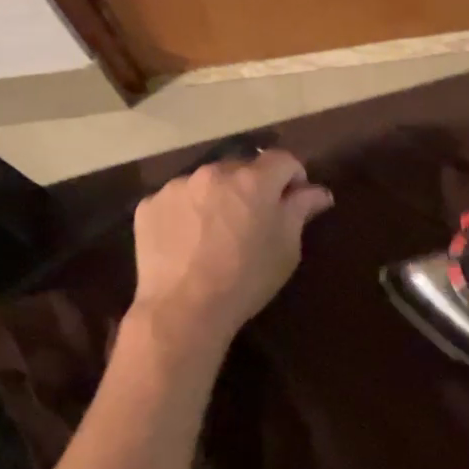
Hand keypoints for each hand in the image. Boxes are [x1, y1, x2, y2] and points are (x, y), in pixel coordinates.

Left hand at [130, 149, 333, 339]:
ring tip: (218, 233)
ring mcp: (176, 186)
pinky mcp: (149, 205)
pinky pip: (178, 200)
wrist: (184, 309)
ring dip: (219, 198)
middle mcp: (213, 172)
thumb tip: (319, 192)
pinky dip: (188, 212)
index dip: (294, 177)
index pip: (283, 159)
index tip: (295, 200)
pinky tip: (190, 242)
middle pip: (243, 168)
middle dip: (254, 187)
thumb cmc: (247, 279)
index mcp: (253, 181)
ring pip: (207, 182)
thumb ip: (301, 210)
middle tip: (256, 220)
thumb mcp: (286, 249)